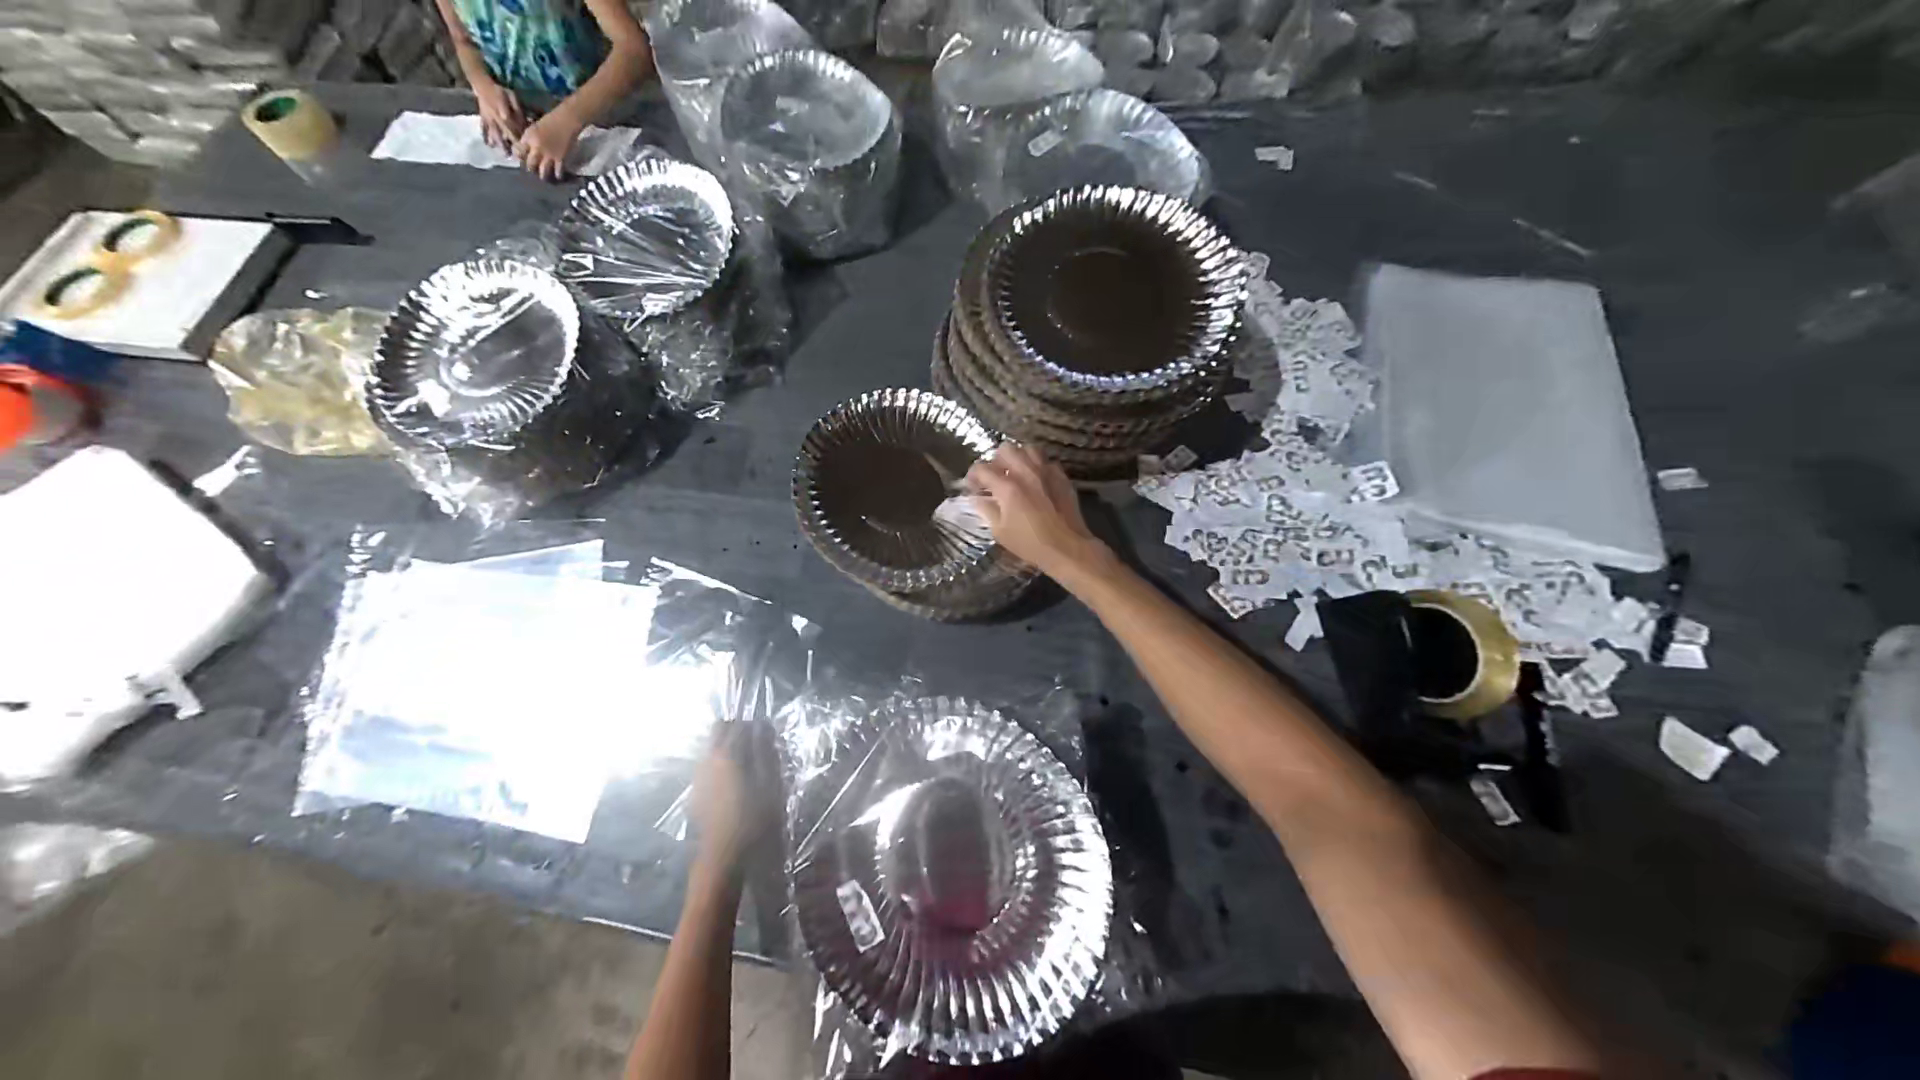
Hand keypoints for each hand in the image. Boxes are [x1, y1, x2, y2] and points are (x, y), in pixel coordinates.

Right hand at [472, 76, 524, 150]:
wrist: (481, 83)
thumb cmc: (500, 91)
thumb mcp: (512, 98)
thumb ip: (516, 110)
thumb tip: (518, 121)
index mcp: (505, 117)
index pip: (514, 132)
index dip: (520, 142)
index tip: (525, 152)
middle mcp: (496, 121)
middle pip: (505, 136)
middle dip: (511, 147)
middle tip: (517, 158)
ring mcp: (488, 120)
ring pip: (494, 135)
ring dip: (499, 144)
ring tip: (504, 154)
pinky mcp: (483, 118)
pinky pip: (483, 128)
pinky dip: (485, 136)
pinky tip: (488, 144)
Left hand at [514, 109, 583, 181]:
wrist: (566, 120)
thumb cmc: (550, 120)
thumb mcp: (534, 127)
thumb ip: (529, 138)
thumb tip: (526, 147)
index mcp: (529, 138)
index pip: (518, 151)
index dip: (518, 156)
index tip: (520, 158)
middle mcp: (537, 148)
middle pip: (530, 164)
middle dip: (530, 168)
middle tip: (532, 169)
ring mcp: (550, 155)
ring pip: (543, 171)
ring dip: (543, 175)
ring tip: (543, 176)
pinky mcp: (561, 159)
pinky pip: (558, 172)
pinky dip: (557, 175)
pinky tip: (557, 176)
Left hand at [690, 722, 773, 870]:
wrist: (724, 856)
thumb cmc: (753, 819)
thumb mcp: (770, 783)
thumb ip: (766, 752)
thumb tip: (763, 728)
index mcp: (726, 753)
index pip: (735, 722)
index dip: (754, 725)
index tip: (769, 736)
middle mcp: (707, 759)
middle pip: (719, 731)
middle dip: (738, 732)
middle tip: (759, 747)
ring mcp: (698, 776)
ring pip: (712, 748)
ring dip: (730, 749)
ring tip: (750, 767)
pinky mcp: (696, 793)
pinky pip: (709, 767)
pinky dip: (722, 766)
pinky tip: (736, 785)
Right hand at [966, 443, 1109, 580]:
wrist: (1067, 548)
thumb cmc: (1030, 544)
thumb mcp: (1000, 532)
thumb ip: (986, 510)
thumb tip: (976, 498)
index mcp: (1008, 487)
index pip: (982, 468)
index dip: (972, 476)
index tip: (972, 487)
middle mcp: (1026, 472)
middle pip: (1005, 449)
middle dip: (995, 460)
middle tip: (994, 477)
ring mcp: (1047, 472)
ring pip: (1028, 449)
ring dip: (1018, 458)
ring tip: (1015, 473)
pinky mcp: (1062, 477)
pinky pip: (1046, 461)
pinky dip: (1037, 466)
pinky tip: (1036, 480)